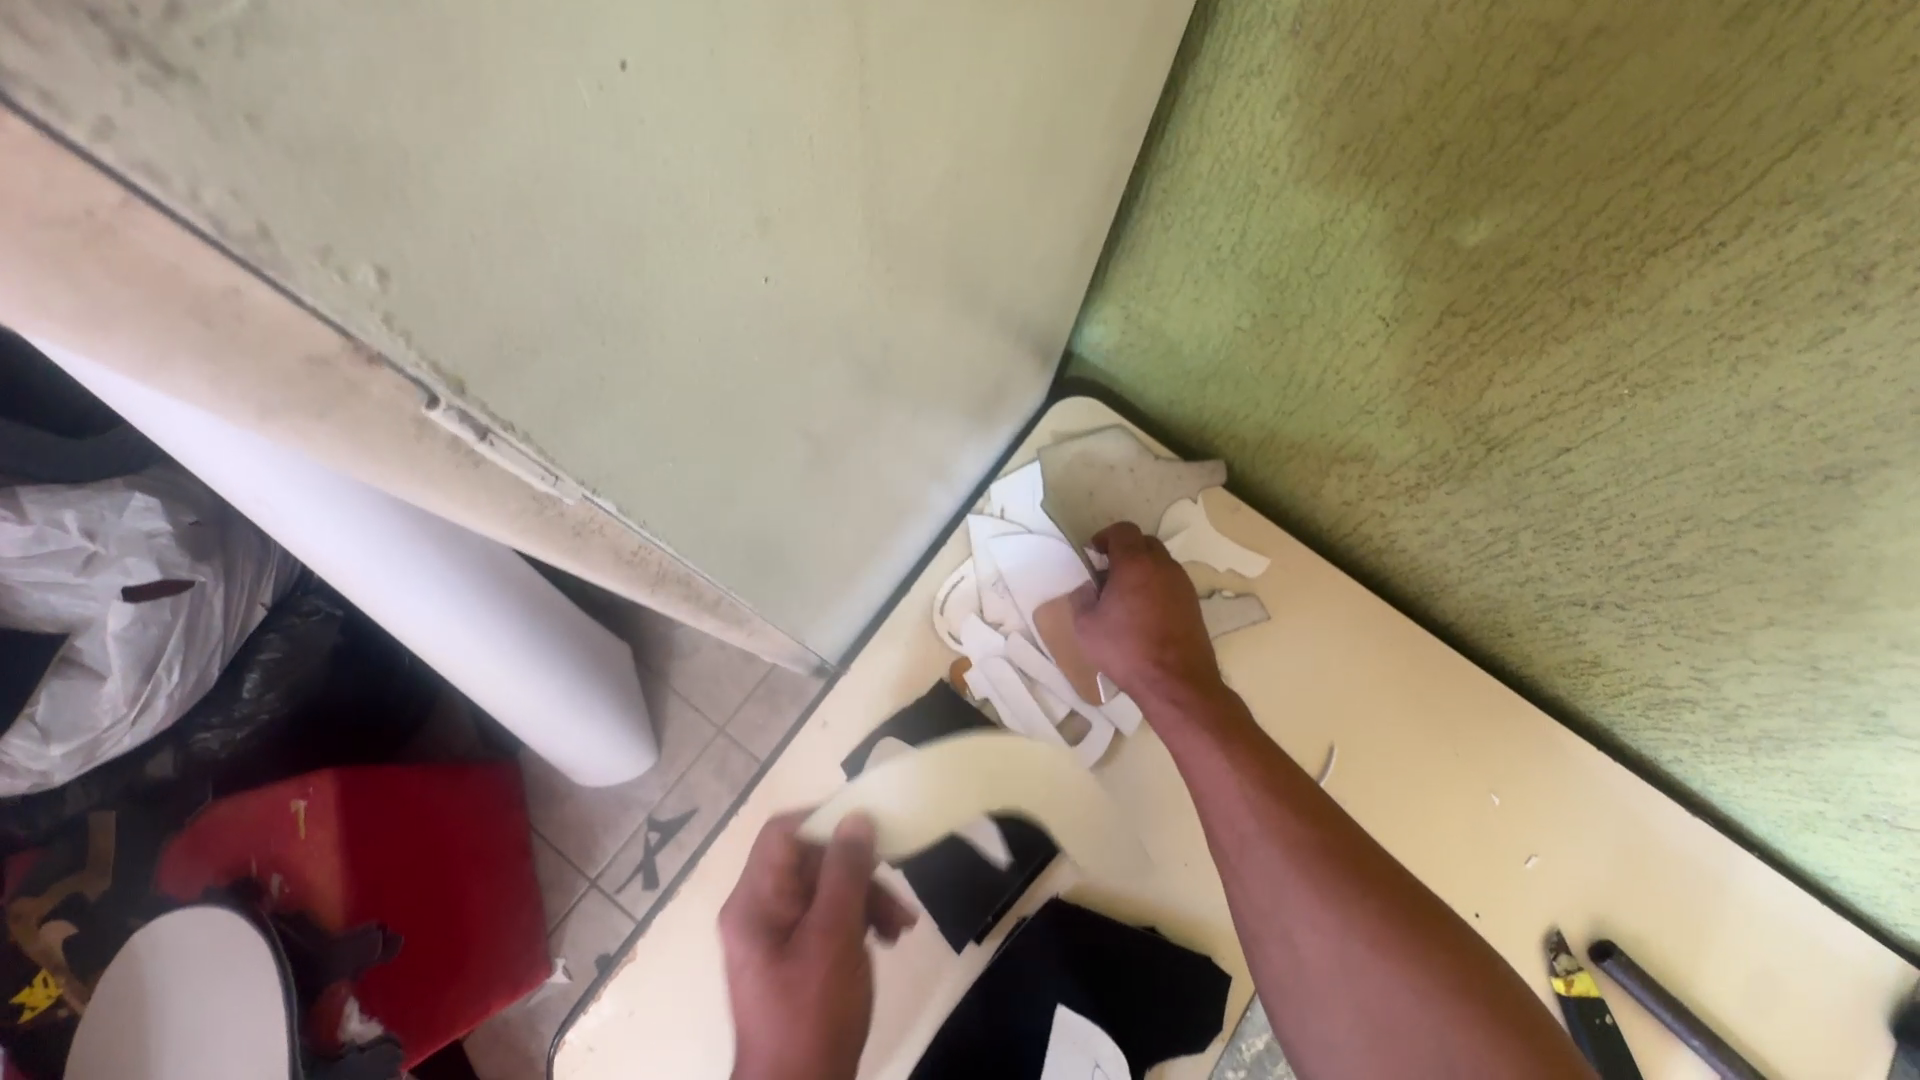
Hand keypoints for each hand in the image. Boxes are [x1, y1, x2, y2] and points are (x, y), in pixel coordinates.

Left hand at [720, 812, 917, 1079]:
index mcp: (754, 901)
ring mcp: (775, 935)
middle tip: (896, 894)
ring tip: (900, 927)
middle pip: (810, 862)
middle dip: (858, 872)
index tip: (871, 828)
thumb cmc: (812, 1013)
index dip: (826, 821)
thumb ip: (846, 873)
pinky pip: (826, 918)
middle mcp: (758, 910)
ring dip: (866, 899)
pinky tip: (886, 940)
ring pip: (824, 890)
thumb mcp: (834, 937)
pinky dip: (858, 922)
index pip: (783, 833)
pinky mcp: (794, 956)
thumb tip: (856, 818)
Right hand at [1071, 521, 1226, 713]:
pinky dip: (1155, 587)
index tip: (1093, 555)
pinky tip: (1144, 615)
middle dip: (1124, 552)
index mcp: (1135, 563)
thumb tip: (1088, 588)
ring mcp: (1182, 584)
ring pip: (1159, 563)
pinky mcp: (1193, 603)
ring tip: (1125, 598)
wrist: (1176, 681)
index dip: (1104, 537)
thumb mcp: (1086, 626)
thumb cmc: (1126, 650)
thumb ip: (1082, 598)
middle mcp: (1163, 566)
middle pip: (1144, 542)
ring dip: (1141, 570)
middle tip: (1107, 575)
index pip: (1122, 530)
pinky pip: (1170, 583)